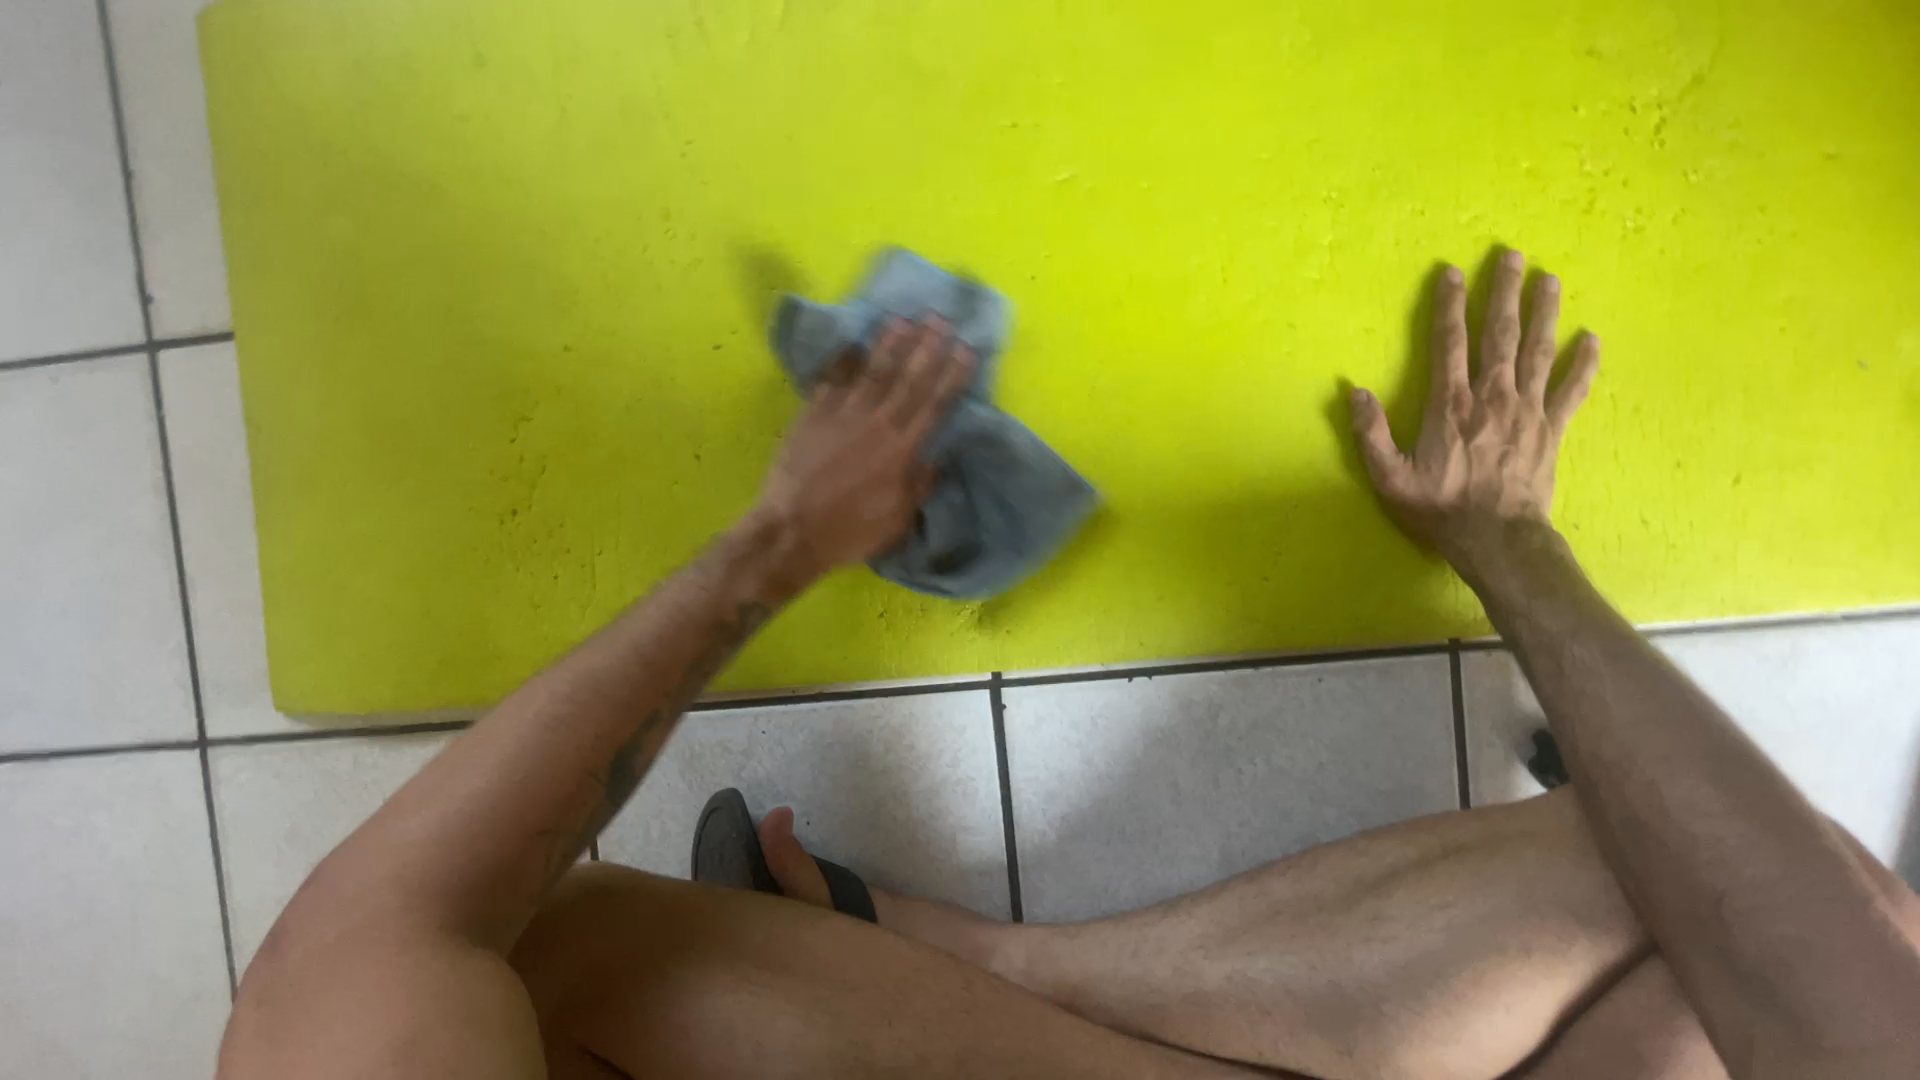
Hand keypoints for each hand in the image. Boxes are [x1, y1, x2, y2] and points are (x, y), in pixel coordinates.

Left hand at [751, 317, 973, 578]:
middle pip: (907, 379)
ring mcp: (841, 416)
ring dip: (889, 344)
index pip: (934, 404)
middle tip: (940, 317)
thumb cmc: (851, 532)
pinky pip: (831, 381)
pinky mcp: (811, 416)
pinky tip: (852, 343)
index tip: (966, 348)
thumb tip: (937, 459)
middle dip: (926, 347)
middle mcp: (876, 425)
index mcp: (902, 451)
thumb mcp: (898, 518)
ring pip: (871, 372)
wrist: (792, 531)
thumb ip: (919, 485)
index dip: (952, 375)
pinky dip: (842, 361)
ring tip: (903, 318)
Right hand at [1348, 250, 1599, 583]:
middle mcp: (1492, 397)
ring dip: (1544, 312)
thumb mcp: (1389, 477)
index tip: (1453, 273)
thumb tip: (1356, 392)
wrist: (1496, 538)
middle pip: (1500, 335)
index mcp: (1450, 405)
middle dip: (1504, 293)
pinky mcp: (1551, 429)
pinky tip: (1592, 339)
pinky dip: (1583, 363)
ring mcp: (1527, 411)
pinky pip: (1572, 389)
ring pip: (1538, 351)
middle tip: (1511, 256)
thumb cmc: (1438, 508)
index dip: (1450, 307)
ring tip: (1549, 278)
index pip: (1449, 344)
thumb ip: (1371, 433)